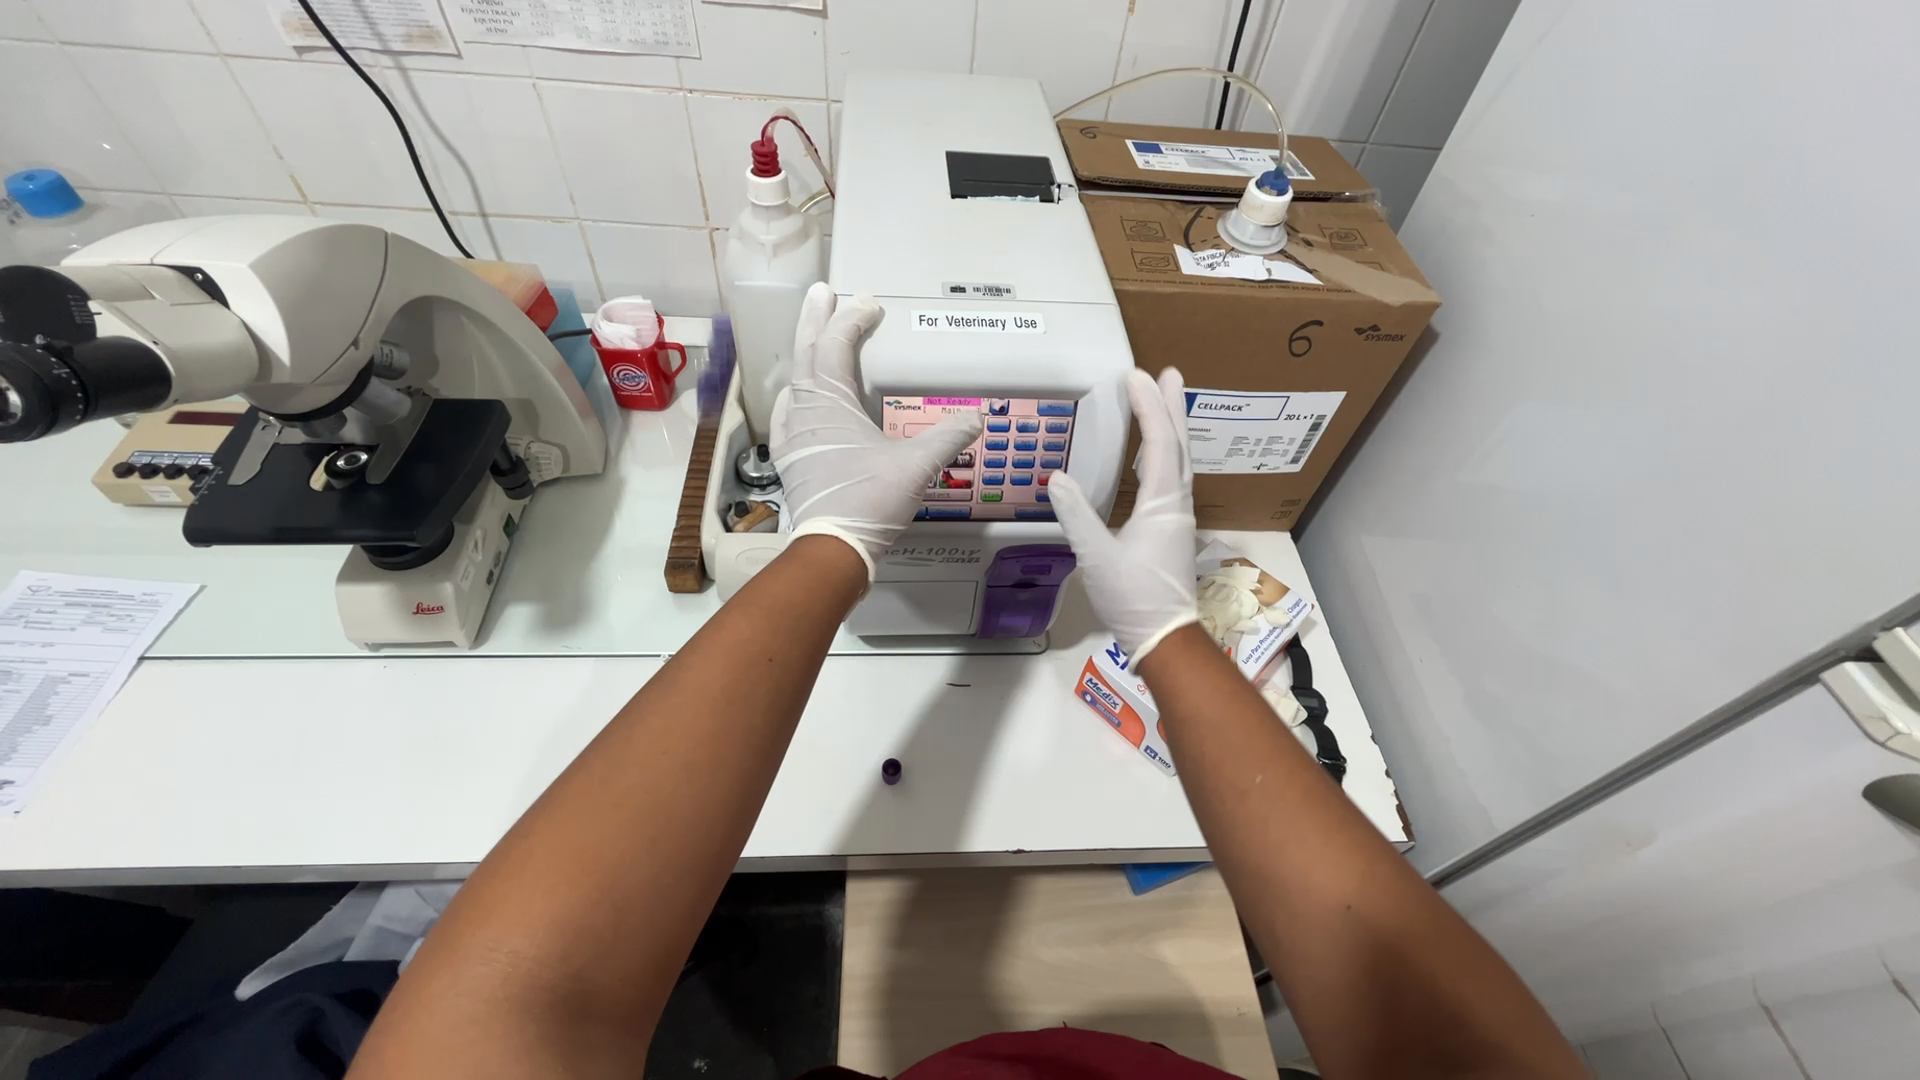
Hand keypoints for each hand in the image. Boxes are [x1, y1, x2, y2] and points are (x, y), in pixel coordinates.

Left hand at [771, 284, 981, 578]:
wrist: (832, 547)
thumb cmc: (869, 501)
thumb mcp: (916, 466)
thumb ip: (948, 437)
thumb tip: (977, 416)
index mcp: (830, 401)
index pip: (837, 344)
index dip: (853, 319)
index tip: (870, 303)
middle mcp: (804, 409)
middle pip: (806, 351)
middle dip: (816, 319)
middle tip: (821, 292)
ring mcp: (791, 433)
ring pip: (795, 379)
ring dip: (805, 353)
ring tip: (814, 336)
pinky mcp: (790, 457)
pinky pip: (789, 409)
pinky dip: (798, 391)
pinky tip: (802, 397)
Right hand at [1049, 367, 1197, 662]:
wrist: (1164, 636)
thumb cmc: (1132, 597)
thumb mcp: (1096, 556)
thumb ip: (1077, 515)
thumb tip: (1057, 476)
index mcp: (1162, 503)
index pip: (1158, 443)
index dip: (1149, 407)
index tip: (1135, 376)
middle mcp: (1177, 503)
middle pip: (1178, 445)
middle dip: (1173, 407)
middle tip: (1171, 373)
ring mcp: (1178, 517)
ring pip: (1179, 461)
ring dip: (1172, 428)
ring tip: (1165, 403)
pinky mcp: (1173, 530)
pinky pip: (1173, 478)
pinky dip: (1165, 454)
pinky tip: (1152, 459)